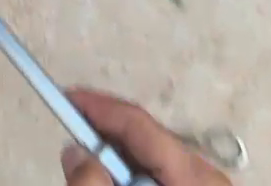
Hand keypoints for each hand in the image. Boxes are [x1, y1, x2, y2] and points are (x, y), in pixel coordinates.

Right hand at [60, 90, 230, 185]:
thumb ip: (96, 185)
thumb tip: (73, 151)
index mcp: (196, 173)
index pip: (138, 122)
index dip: (97, 106)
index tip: (63, 95)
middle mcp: (207, 174)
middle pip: (144, 137)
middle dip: (104, 135)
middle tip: (72, 144)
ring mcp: (207, 185)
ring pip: (150, 157)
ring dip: (117, 159)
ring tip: (93, 172)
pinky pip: (160, 173)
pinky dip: (133, 174)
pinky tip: (117, 182)